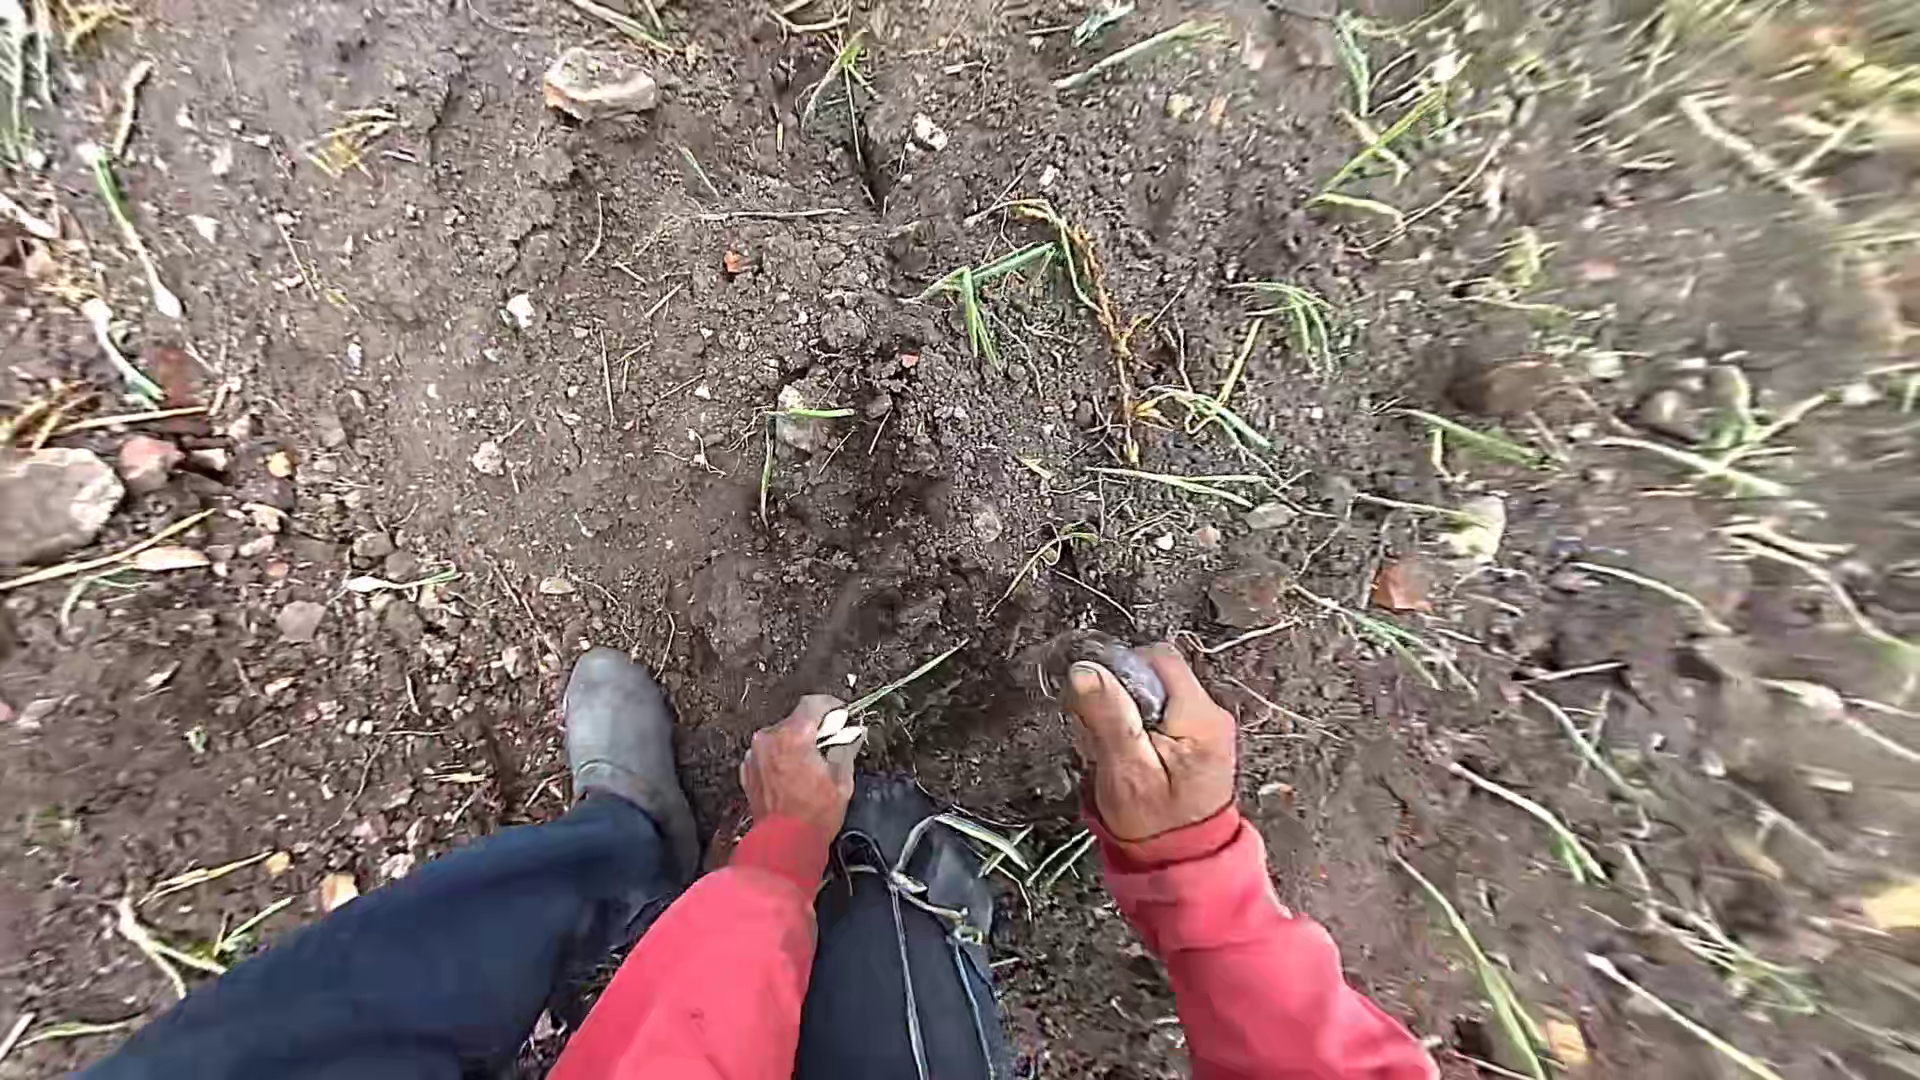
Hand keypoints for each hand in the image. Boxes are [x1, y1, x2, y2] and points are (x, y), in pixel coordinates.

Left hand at [740, 694, 860, 837]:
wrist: (782, 848)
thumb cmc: (814, 815)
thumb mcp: (842, 779)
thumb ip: (846, 747)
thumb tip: (852, 734)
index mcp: (794, 736)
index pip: (813, 703)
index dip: (831, 706)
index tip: (841, 715)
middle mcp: (770, 739)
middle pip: (796, 719)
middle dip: (815, 727)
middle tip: (832, 740)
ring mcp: (755, 755)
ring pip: (781, 734)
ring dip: (797, 741)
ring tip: (812, 761)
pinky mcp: (748, 770)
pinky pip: (769, 752)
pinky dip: (782, 755)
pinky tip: (795, 773)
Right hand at [1062, 643, 1236, 840]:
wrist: (1182, 865)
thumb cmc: (1154, 824)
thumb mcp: (1124, 770)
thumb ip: (1107, 716)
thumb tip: (1085, 670)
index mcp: (1200, 717)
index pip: (1157, 659)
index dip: (1122, 671)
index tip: (1102, 699)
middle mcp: (1210, 714)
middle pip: (1153, 672)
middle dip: (1121, 692)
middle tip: (1105, 730)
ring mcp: (1205, 724)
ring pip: (1152, 689)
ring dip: (1125, 708)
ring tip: (1116, 745)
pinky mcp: (1195, 734)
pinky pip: (1158, 708)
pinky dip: (1136, 722)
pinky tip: (1127, 750)